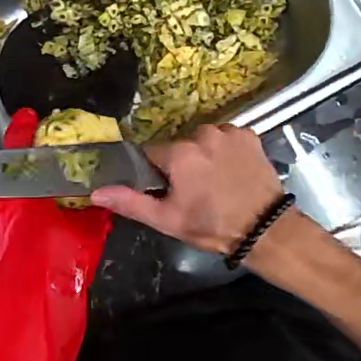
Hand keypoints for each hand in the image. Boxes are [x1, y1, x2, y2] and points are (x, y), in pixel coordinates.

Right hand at [90, 124, 285, 254]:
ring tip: (217, 182)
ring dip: (205, 155)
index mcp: (179, 153)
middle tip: (195, 191)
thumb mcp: (167, 220)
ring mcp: (229, 132)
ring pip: (204, 140)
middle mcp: (203, 134)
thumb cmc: (212, 226)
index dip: (158, 173)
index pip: (153, 154)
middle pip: (180, 145)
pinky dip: (227, 151)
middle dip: (183, 164)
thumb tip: (96, 192)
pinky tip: (233, 172)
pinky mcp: (249, 135)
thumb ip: (130, 202)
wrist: (264, 228)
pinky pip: (228, 138)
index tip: (169, 190)